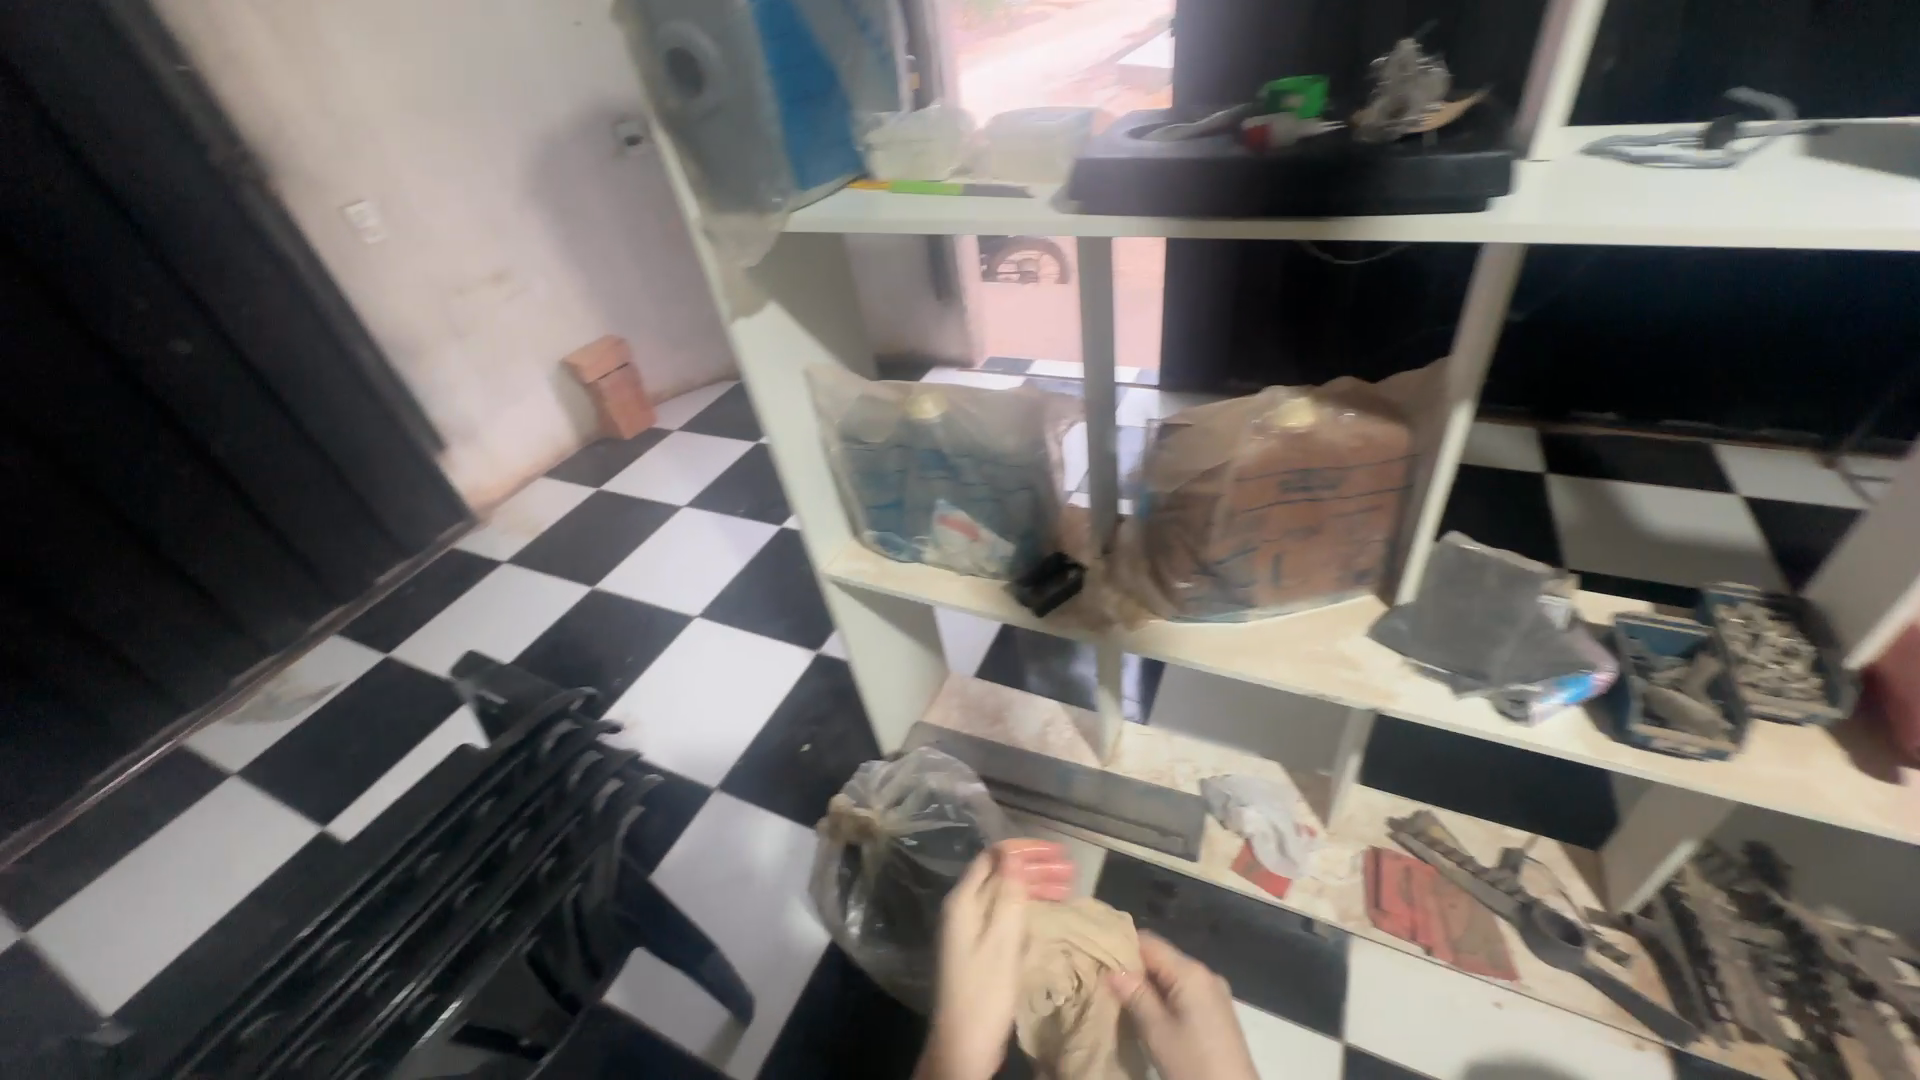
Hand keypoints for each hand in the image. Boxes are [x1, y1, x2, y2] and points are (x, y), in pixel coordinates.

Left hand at [917, 841, 1074, 1079]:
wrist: (964, 1044)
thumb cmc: (984, 992)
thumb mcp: (1001, 940)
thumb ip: (1007, 894)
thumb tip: (1012, 852)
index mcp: (963, 900)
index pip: (993, 857)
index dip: (1025, 849)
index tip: (1057, 852)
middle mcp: (965, 907)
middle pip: (1001, 873)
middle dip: (1035, 866)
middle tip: (1071, 870)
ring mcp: (972, 927)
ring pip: (1006, 892)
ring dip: (1036, 885)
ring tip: (1069, 886)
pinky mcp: (982, 944)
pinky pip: (1007, 911)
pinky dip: (1030, 905)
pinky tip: (1052, 908)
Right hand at [1107, 933, 1259, 1079]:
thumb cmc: (1193, 1064)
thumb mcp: (1157, 1031)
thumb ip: (1134, 994)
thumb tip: (1112, 969)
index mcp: (1191, 972)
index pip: (1149, 942)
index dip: (1122, 947)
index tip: (1100, 960)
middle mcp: (1205, 974)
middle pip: (1161, 957)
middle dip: (1135, 968)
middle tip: (1108, 983)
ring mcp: (1215, 993)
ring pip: (1172, 975)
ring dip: (1149, 984)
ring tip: (1125, 1000)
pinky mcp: (1218, 1012)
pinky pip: (1185, 991)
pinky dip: (1166, 996)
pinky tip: (1151, 1014)